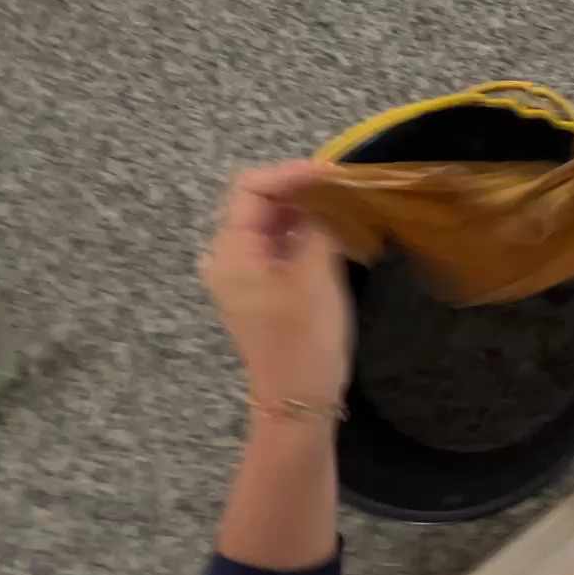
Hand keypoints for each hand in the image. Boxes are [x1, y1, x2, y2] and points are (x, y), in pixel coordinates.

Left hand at [202, 161, 350, 409]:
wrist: (299, 402)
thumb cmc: (305, 340)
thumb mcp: (316, 275)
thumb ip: (319, 225)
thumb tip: (329, 194)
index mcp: (232, 253)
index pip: (252, 188)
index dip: (292, 172)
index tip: (334, 173)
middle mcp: (229, 257)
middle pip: (258, 201)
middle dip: (300, 186)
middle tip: (343, 185)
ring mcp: (245, 273)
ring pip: (272, 220)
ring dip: (305, 207)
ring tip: (344, 202)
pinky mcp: (264, 285)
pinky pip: (280, 241)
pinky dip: (305, 229)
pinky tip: (335, 229)